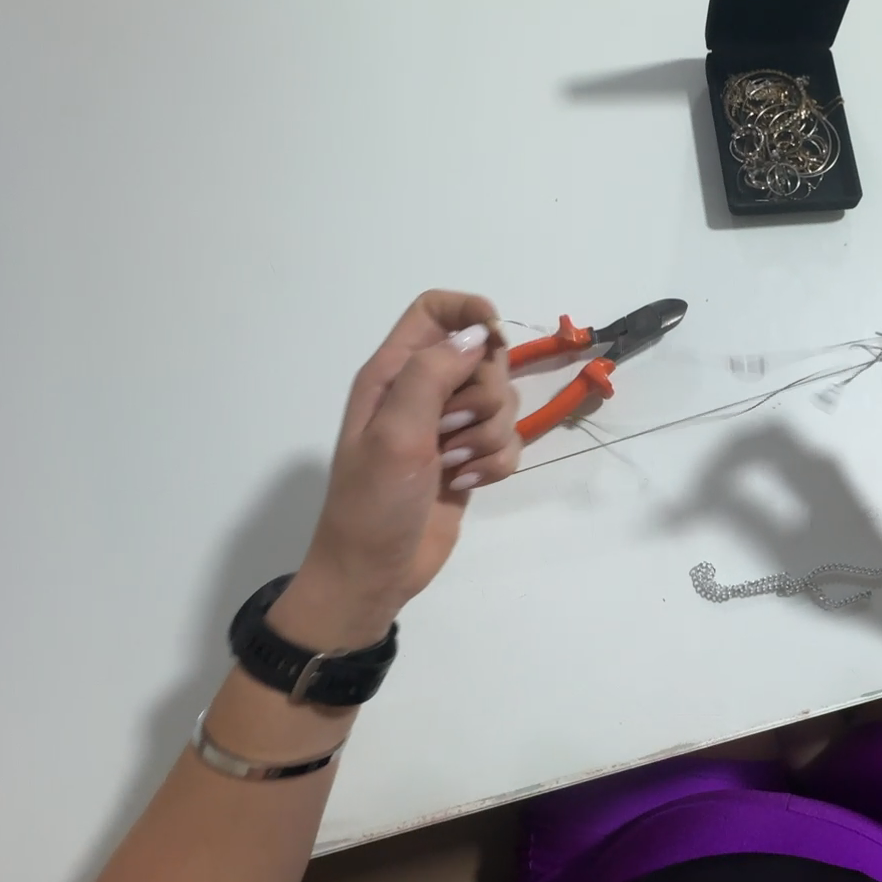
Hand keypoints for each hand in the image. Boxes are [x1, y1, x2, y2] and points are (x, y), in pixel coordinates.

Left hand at [270, 291, 520, 647]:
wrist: (374, 572)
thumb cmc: (373, 502)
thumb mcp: (395, 433)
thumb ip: (433, 375)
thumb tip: (478, 334)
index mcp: (394, 373)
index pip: (436, 310)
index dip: (470, 313)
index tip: (494, 342)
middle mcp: (424, 392)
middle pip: (483, 358)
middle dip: (485, 394)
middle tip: (452, 428)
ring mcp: (450, 427)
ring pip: (504, 404)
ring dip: (490, 436)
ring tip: (454, 464)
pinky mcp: (472, 459)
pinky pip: (509, 443)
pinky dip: (496, 463)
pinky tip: (467, 483)